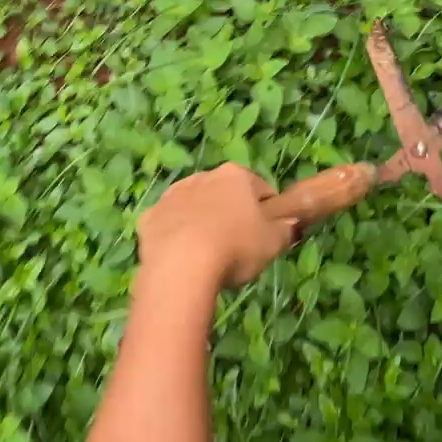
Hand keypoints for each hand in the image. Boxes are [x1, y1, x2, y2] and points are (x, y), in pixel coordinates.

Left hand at [137, 164, 297, 288]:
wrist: (182, 266)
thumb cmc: (235, 248)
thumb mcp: (274, 243)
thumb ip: (287, 229)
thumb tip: (291, 224)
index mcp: (236, 175)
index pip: (260, 189)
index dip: (267, 211)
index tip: (266, 234)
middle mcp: (203, 177)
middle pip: (224, 195)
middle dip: (231, 214)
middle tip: (238, 247)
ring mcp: (172, 195)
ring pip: (194, 206)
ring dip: (201, 222)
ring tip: (208, 255)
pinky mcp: (149, 218)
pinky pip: (168, 225)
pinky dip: (175, 237)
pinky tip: (181, 258)